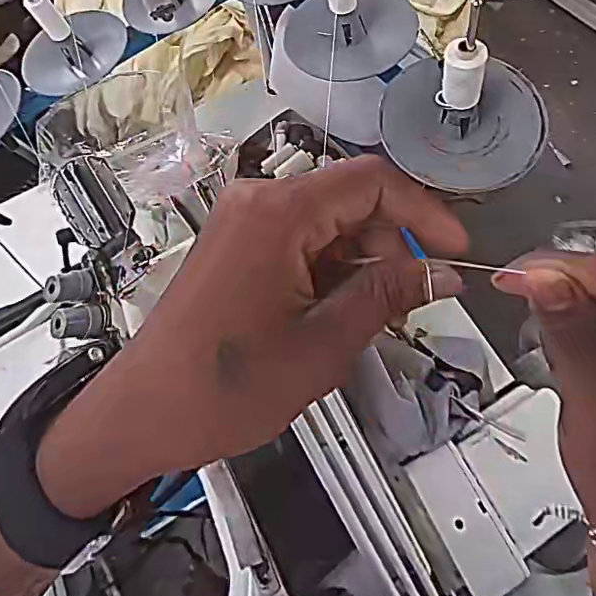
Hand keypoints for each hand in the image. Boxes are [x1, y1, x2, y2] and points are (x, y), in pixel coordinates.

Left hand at [36, 156, 468, 515]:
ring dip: (364, 259)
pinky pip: (304, 236)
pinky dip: (333, 266)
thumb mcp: (323, 345)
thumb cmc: (218, 389)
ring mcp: (245, 220)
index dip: (425, 212)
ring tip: (372, 313)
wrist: (141, 415)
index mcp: (278, 214)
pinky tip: (339, 308)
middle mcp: (258, 202)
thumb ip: (388, 296)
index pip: (374, 181)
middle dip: (394, 243)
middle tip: (414, 293)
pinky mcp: (240, 241)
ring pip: (331, 219)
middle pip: (353, 198)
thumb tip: (441, 273)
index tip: (453, 248)